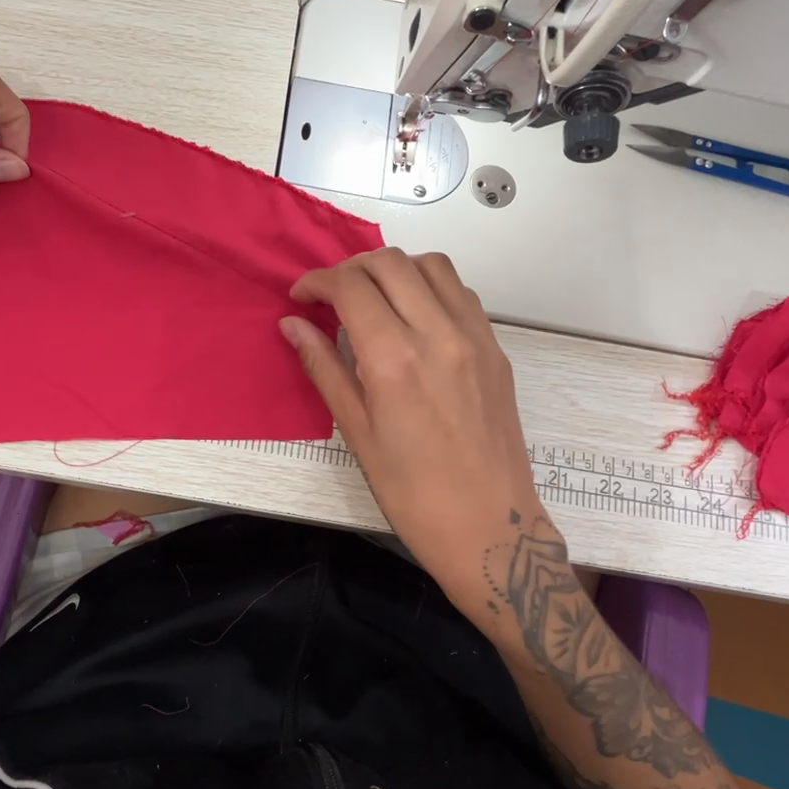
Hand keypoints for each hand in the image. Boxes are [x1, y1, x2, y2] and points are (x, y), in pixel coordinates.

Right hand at [280, 249, 543, 582]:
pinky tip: (412, 316)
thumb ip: (324, 367)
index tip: (301, 296)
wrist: (488, 526)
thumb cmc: (412, 492)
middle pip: (390, 263)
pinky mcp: (495, 348)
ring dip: (394, 269)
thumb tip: (292, 325)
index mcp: (395, 360)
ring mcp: (474, 337)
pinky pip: (460, 292)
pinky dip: (429, 286)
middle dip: (350, 268)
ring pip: (432, 264)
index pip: (351, 287)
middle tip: (331, 296)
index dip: (317, 282)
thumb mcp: (356, 432)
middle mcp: (439, 334)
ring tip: (372, 298)